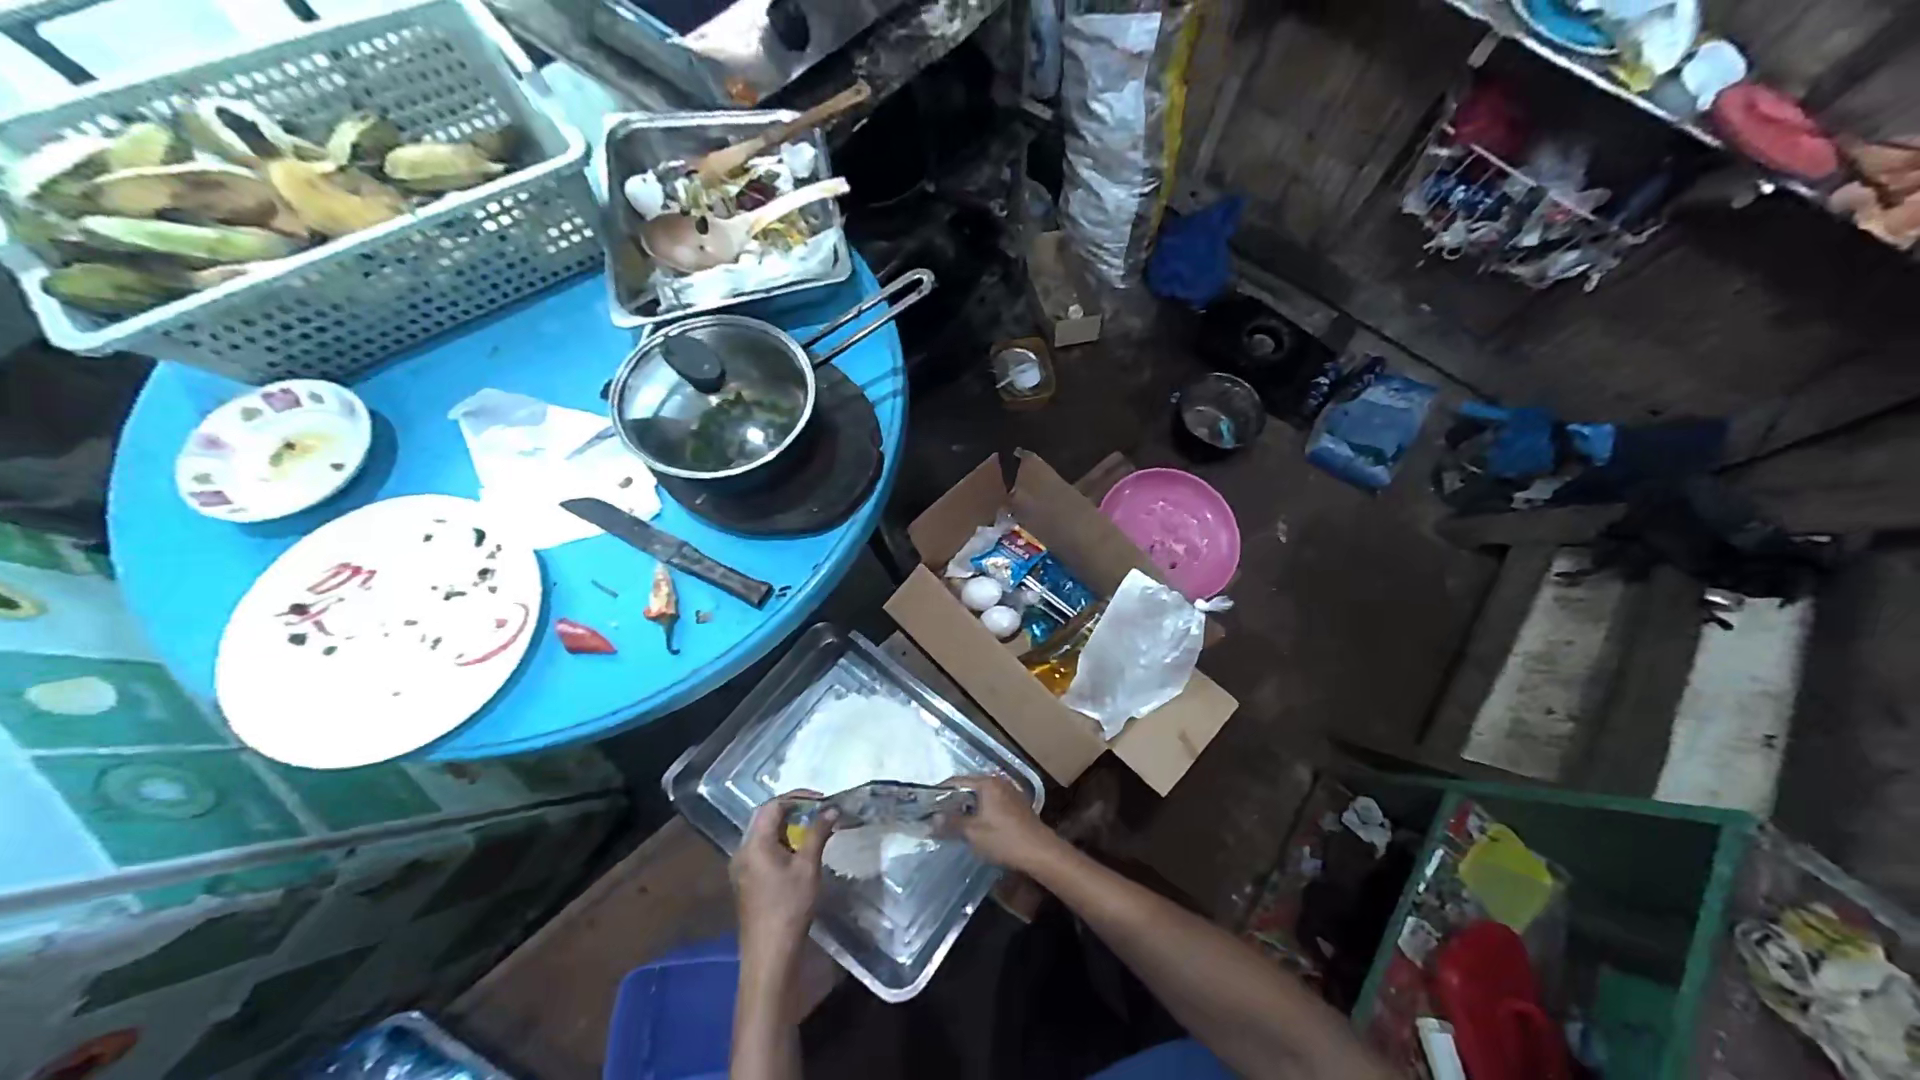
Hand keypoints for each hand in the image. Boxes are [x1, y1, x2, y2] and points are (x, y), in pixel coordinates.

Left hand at [732, 792, 833, 960]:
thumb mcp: (808, 867)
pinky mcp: (746, 881)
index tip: (821, 801)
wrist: (769, 954)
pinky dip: (781, 842)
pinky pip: (762, 850)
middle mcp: (742, 850)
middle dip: (793, 810)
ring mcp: (741, 867)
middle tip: (819, 812)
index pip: (773, 806)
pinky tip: (798, 851)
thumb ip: (818, 833)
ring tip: (813, 829)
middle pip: (765, 817)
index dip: (797, 798)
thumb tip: (831, 809)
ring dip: (787, 826)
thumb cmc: (789, 907)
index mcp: (754, 844)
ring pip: (764, 834)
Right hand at [941, 774, 1061, 873]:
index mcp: (987, 783)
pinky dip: (980, 811)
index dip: (939, 793)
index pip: (956, 781)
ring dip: (967, 808)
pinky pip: (991, 802)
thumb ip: (951, 823)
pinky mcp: (1016, 804)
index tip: (927, 806)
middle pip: (968, 787)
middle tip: (939, 817)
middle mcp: (998, 781)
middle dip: (953, 801)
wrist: (1040, 852)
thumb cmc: (1004, 839)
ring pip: (980, 796)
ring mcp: (1009, 792)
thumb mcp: (972, 833)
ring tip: (955, 823)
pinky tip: (976, 826)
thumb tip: (932, 819)